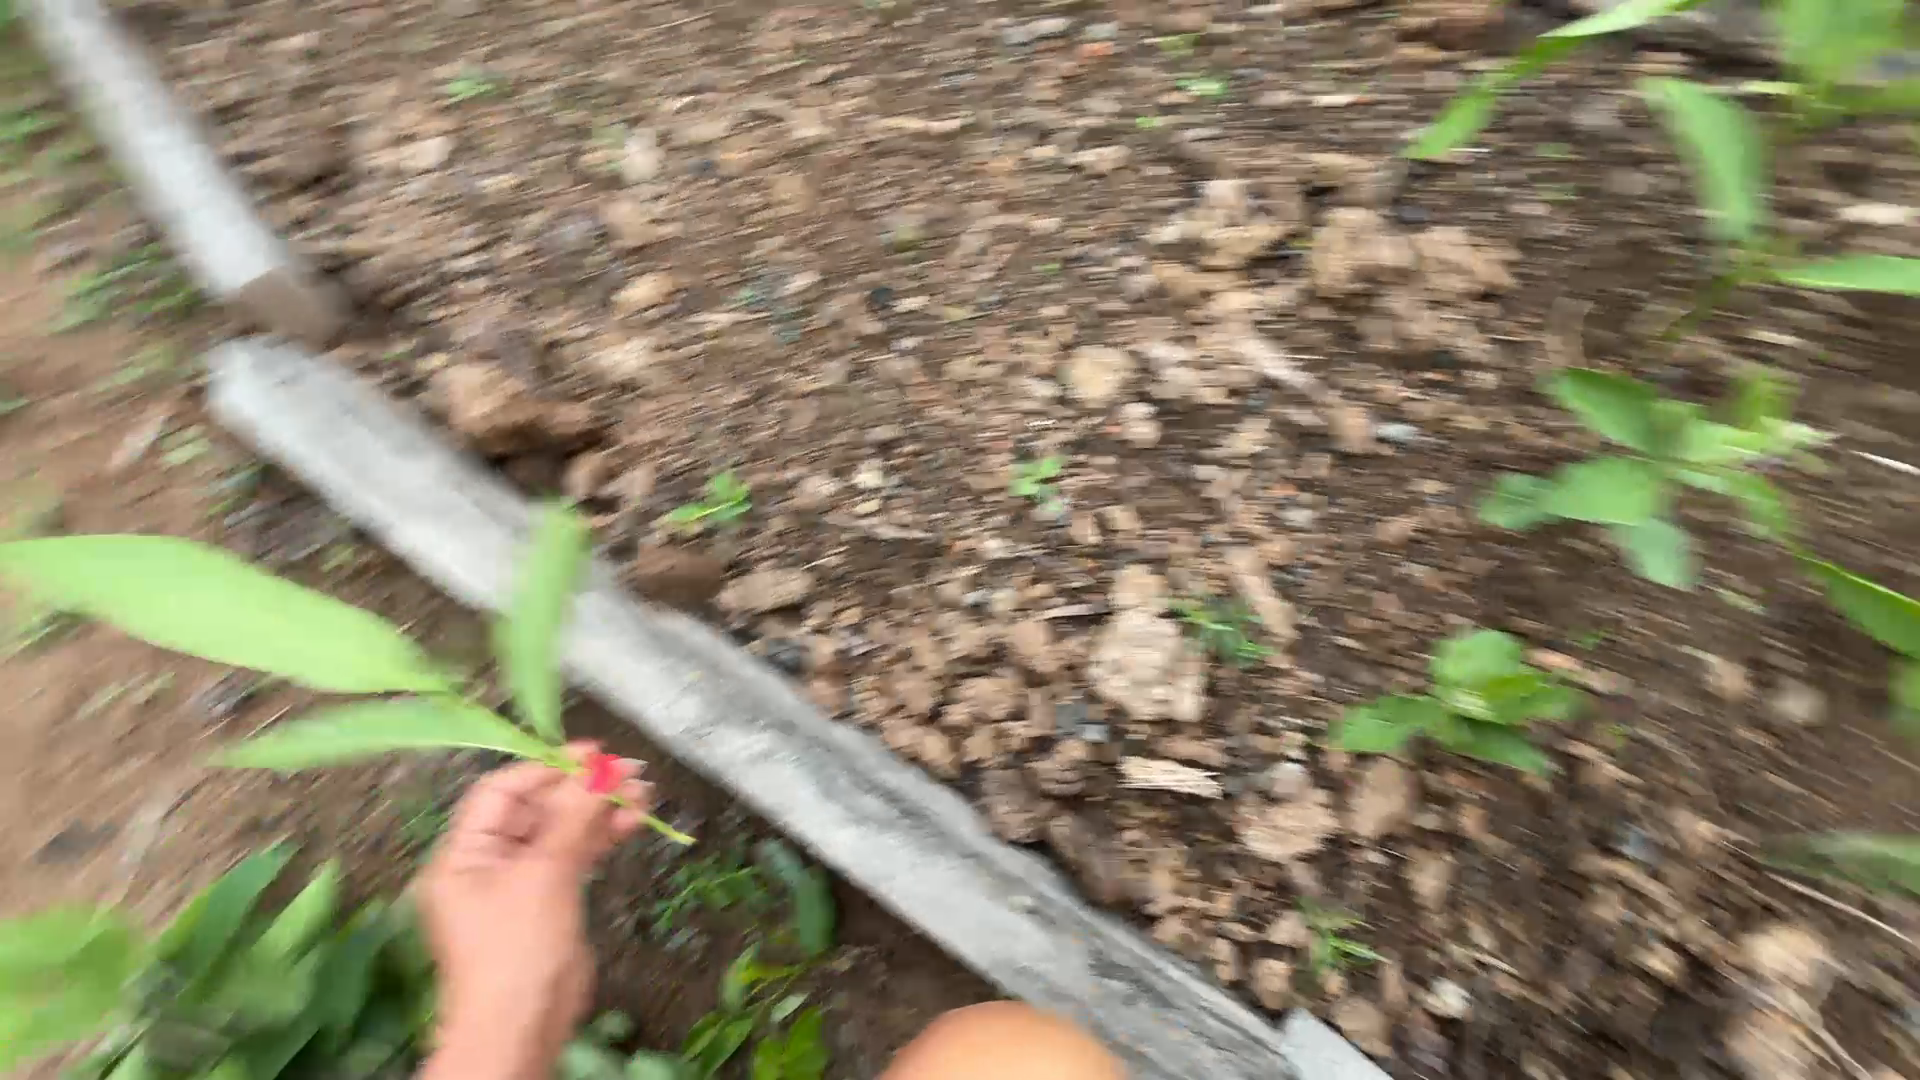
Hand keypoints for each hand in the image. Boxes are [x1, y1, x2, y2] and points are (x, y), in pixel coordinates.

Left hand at [416, 745, 650, 1079]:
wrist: (524, 1026)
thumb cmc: (517, 949)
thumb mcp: (544, 873)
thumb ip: (573, 815)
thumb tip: (600, 768)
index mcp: (465, 854)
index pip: (503, 792)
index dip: (547, 767)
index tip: (593, 754)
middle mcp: (491, 861)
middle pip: (540, 806)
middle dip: (586, 788)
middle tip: (630, 771)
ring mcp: (524, 878)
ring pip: (566, 827)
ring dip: (603, 808)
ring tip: (644, 793)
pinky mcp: (553, 894)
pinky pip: (580, 850)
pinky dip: (606, 834)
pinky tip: (636, 820)